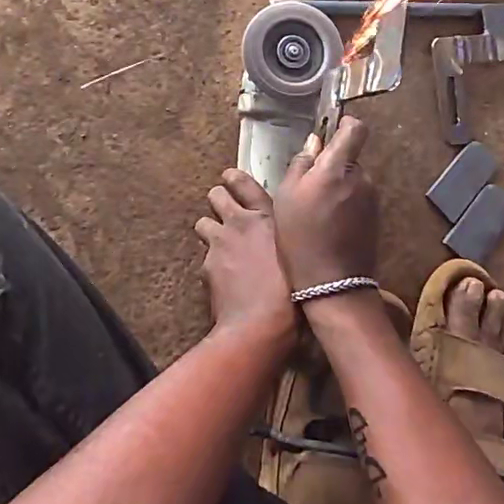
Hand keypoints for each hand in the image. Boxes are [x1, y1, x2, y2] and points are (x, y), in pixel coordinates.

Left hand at [194, 168, 294, 343]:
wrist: (260, 326)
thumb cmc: (293, 296)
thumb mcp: (301, 259)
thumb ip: (293, 242)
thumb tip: (297, 242)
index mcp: (268, 217)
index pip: (244, 183)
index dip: (234, 178)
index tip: (230, 177)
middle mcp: (240, 223)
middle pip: (216, 195)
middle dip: (218, 200)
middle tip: (225, 210)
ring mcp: (220, 243)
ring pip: (203, 222)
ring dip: (210, 229)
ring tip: (221, 242)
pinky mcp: (206, 266)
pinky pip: (203, 256)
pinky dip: (210, 262)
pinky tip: (221, 276)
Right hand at [272, 116, 378, 288]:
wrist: (332, 283)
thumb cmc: (300, 236)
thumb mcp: (286, 195)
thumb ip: (302, 163)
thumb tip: (314, 143)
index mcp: (338, 168)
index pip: (355, 129)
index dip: (345, 125)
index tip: (330, 132)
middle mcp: (361, 178)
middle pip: (350, 157)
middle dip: (332, 165)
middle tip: (308, 185)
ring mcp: (372, 199)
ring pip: (353, 179)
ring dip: (338, 186)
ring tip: (316, 209)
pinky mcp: (376, 217)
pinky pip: (358, 198)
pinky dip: (345, 203)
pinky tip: (328, 223)